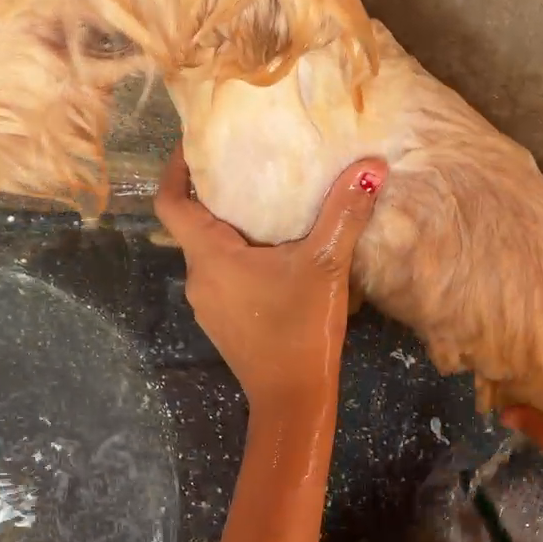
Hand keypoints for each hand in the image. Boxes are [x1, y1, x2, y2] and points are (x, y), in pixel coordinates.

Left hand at [154, 145, 387, 420]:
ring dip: (229, 228)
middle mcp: (198, 277)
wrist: (293, 399)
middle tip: (248, 166)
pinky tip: (275, 254)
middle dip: (213, 195)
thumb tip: (372, 166)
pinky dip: (238, 255)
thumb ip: (346, 213)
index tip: (193, 143)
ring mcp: (208, 304)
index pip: (170, 202)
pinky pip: (222, 275)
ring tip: (266, 204)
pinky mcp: (224, 322)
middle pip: (191, 225)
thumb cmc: (301, 327)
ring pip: (209, 252)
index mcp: (211, 256)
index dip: (174, 169)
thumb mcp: (327, 264)